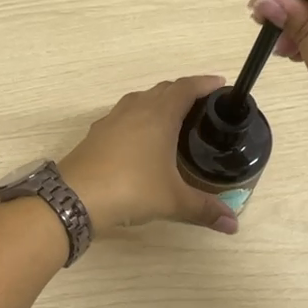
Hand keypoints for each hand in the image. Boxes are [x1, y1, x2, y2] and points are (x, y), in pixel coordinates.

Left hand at [58, 76, 241, 236]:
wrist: (75, 196)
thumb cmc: (131, 189)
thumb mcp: (172, 201)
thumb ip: (204, 209)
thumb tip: (233, 224)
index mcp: (159, 114)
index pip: (186, 87)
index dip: (204, 83)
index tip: (220, 84)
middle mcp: (136, 108)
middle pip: (164, 89)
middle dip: (184, 92)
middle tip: (202, 105)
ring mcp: (113, 119)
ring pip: (141, 99)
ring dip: (159, 102)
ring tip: (174, 119)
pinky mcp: (97, 132)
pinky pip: (124, 114)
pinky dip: (139, 117)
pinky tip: (141, 138)